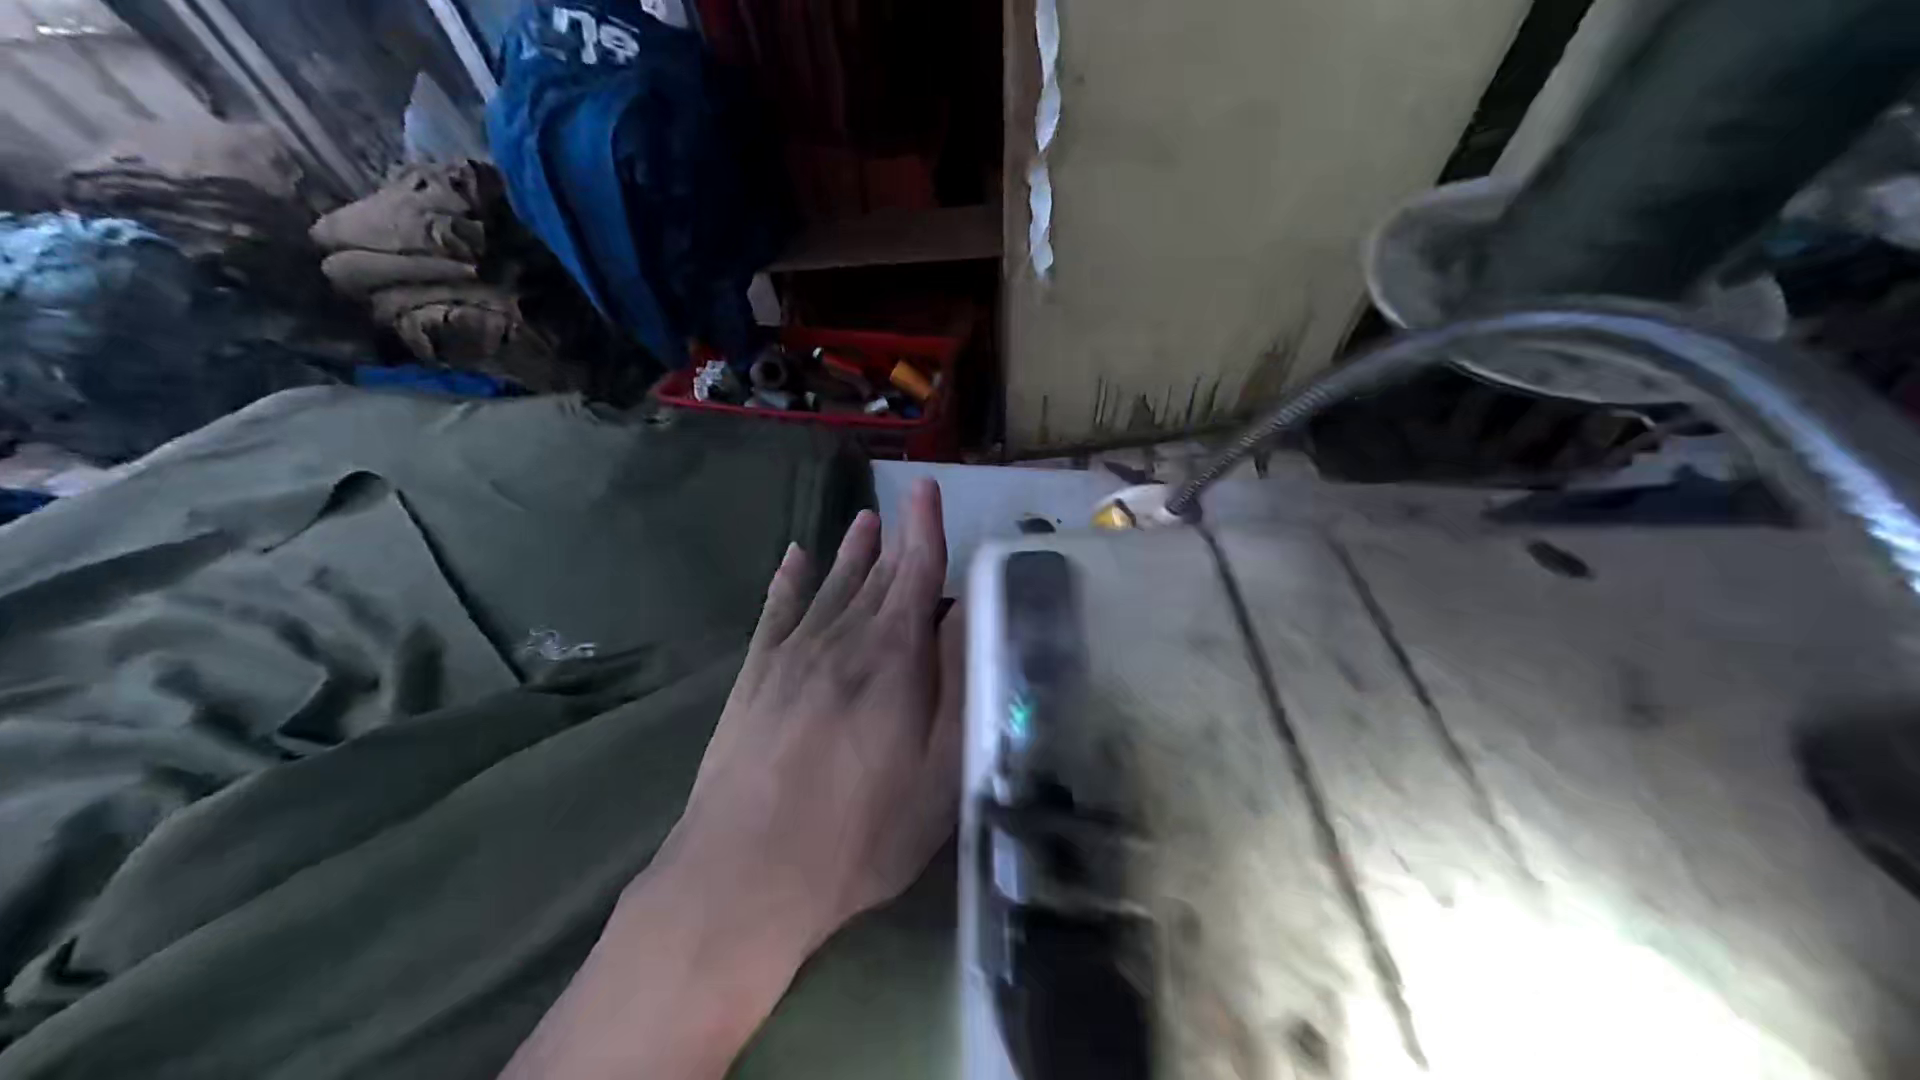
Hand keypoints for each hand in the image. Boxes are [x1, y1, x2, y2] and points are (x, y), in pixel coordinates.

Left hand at [668, 478, 962, 949]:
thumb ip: (956, 684)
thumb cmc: (862, 831)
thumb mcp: (939, 770)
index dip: (926, 529)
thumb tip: (968, 616)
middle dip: (895, 539)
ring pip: (831, 585)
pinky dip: (788, 581)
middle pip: (877, 576)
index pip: (917, 574)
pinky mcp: (754, 676)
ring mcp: (792, 653)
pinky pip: (776, 610)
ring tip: (863, 521)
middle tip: (903, 505)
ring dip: (850, 552)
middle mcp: (843, 638)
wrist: (746, 872)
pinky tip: (794, 557)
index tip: (927, 489)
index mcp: (894, 657)